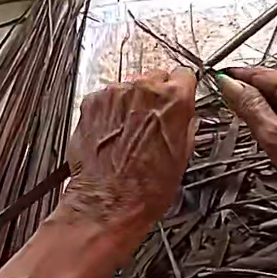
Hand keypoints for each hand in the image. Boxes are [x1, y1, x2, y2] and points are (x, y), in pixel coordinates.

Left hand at [62, 68, 196, 237]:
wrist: (109, 203)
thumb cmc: (145, 187)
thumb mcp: (183, 154)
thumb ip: (185, 123)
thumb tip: (183, 116)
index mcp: (173, 99)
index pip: (184, 74)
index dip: (181, 89)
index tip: (178, 97)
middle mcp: (143, 90)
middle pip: (154, 77)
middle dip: (155, 96)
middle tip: (152, 123)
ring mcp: (114, 94)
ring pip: (129, 88)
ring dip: (130, 104)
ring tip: (130, 135)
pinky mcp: (91, 103)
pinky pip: (105, 99)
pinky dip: (109, 112)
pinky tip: (113, 136)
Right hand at [215, 66, 276, 225]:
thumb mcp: (274, 137)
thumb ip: (249, 107)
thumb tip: (230, 85)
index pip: (261, 74)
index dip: (236, 78)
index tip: (219, 79)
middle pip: (275, 84)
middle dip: (252, 96)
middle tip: (231, 109)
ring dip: (268, 109)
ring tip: (255, 130)